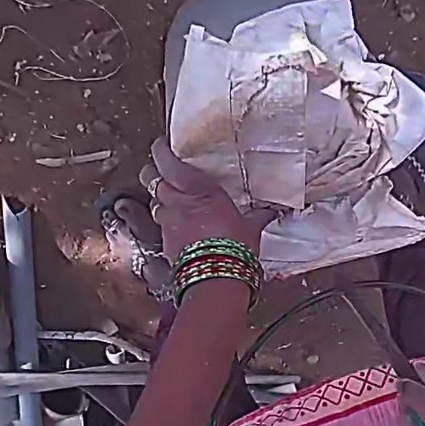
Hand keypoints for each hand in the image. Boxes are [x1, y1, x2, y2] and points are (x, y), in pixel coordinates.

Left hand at [141, 138, 274, 256]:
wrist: (216, 279)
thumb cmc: (236, 247)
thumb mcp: (251, 227)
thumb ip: (258, 216)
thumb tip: (273, 211)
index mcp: (200, 190)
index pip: (168, 163)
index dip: (160, 152)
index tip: (160, 145)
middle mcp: (178, 202)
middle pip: (151, 178)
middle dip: (153, 173)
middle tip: (160, 172)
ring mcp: (168, 223)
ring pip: (154, 202)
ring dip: (160, 200)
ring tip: (171, 201)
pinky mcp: (164, 242)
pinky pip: (161, 226)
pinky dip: (167, 224)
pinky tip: (178, 228)